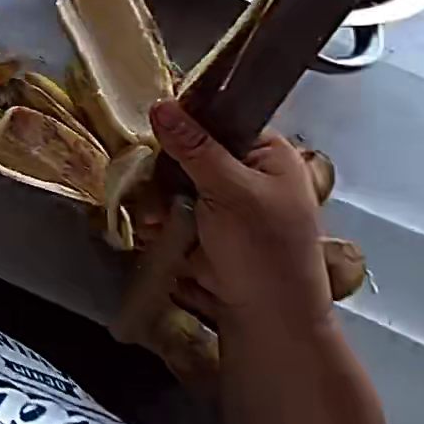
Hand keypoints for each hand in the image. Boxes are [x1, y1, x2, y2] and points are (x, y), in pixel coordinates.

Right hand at [149, 100, 331, 332]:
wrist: (267, 319)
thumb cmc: (263, 249)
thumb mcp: (230, 192)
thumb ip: (193, 148)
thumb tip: (160, 104)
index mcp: (266, 151)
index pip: (218, 116)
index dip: (187, 122)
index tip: (160, 136)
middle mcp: (244, 167)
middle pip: (188, 147)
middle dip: (167, 170)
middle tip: (157, 190)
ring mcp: (222, 195)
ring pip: (174, 176)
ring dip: (159, 197)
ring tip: (156, 219)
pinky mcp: (203, 220)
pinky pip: (171, 202)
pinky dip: (160, 214)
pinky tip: (156, 228)